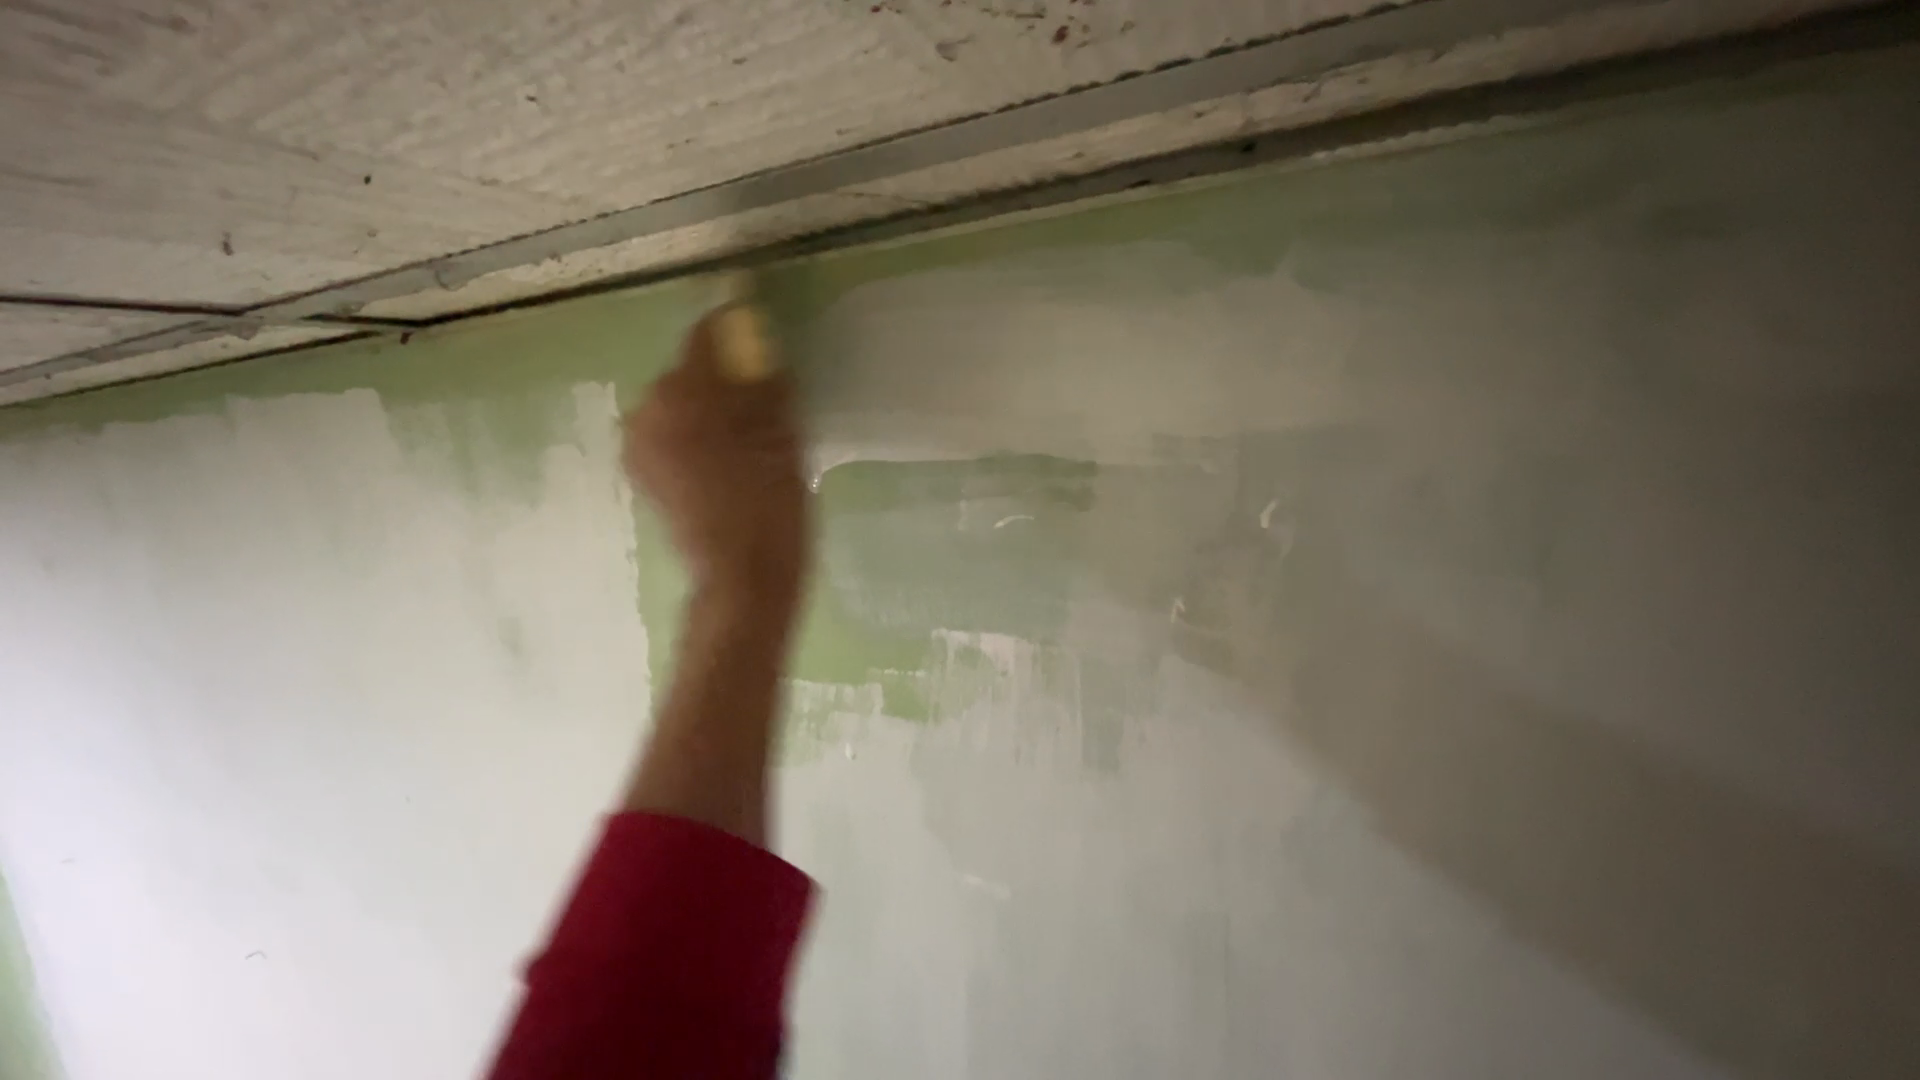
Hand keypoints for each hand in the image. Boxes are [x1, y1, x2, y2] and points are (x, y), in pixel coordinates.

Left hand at [622, 303, 809, 609]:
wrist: (741, 580)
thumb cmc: (771, 510)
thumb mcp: (783, 439)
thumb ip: (767, 384)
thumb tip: (761, 344)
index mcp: (683, 396)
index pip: (708, 337)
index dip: (736, 328)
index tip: (758, 330)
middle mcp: (647, 411)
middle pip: (690, 373)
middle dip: (723, 378)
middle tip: (762, 401)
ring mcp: (638, 443)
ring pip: (679, 404)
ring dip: (708, 408)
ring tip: (745, 436)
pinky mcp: (640, 471)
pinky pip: (669, 432)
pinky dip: (694, 433)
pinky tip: (724, 459)